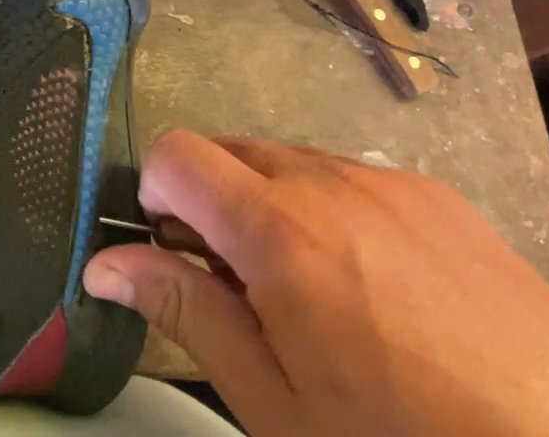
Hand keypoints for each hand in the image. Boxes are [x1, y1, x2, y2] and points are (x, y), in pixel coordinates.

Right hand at [82, 131, 548, 436]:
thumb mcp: (274, 399)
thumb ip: (185, 309)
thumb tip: (102, 263)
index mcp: (278, 228)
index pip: (176, 153)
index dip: (155, 196)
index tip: (172, 255)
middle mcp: (331, 181)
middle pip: (231, 150)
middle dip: (209, 200)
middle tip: (235, 284)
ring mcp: (395, 184)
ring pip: (292, 163)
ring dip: (269, 204)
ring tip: (311, 294)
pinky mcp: (445, 200)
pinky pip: (354, 180)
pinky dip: (330, 211)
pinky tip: (376, 291)